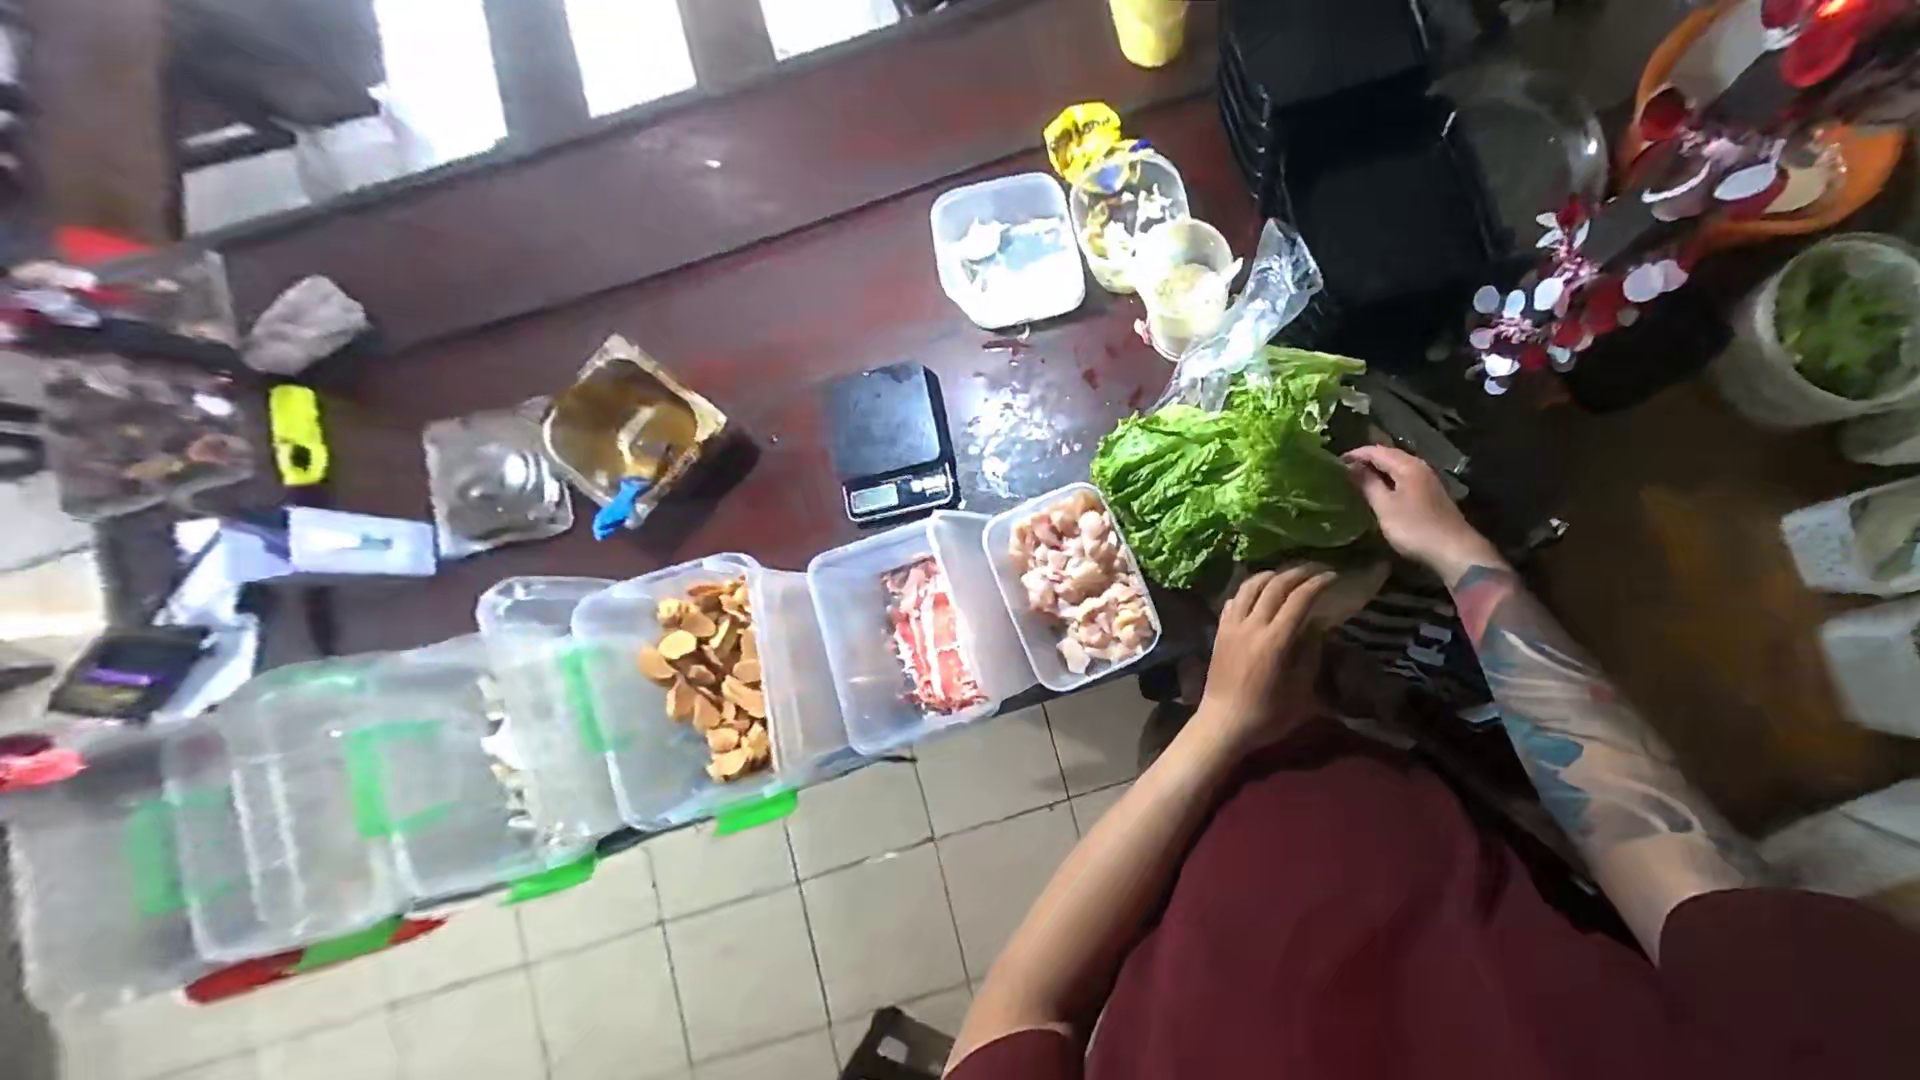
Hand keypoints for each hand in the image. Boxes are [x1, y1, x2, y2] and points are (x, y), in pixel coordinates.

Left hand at [1196, 566, 1336, 748]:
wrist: (1224, 722)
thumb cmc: (1268, 713)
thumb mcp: (1302, 689)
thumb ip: (1310, 653)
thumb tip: (1317, 625)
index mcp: (1275, 640)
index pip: (1298, 599)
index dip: (1317, 583)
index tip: (1333, 576)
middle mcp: (1251, 626)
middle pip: (1274, 585)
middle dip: (1297, 572)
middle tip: (1316, 569)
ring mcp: (1231, 626)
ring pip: (1249, 587)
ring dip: (1270, 575)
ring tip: (1287, 574)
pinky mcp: (1219, 631)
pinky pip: (1233, 600)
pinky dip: (1248, 589)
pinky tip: (1259, 592)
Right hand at [1343, 445, 1505, 583]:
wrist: (1453, 549)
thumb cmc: (1414, 527)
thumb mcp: (1384, 506)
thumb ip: (1367, 484)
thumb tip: (1350, 467)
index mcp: (1408, 467)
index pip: (1376, 451)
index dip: (1355, 454)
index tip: (1333, 463)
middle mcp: (1420, 467)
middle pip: (1389, 455)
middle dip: (1365, 459)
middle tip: (1341, 470)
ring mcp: (1427, 480)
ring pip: (1396, 466)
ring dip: (1376, 469)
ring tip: (1354, 478)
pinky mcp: (1429, 493)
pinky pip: (1403, 477)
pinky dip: (1386, 478)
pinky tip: (1376, 488)